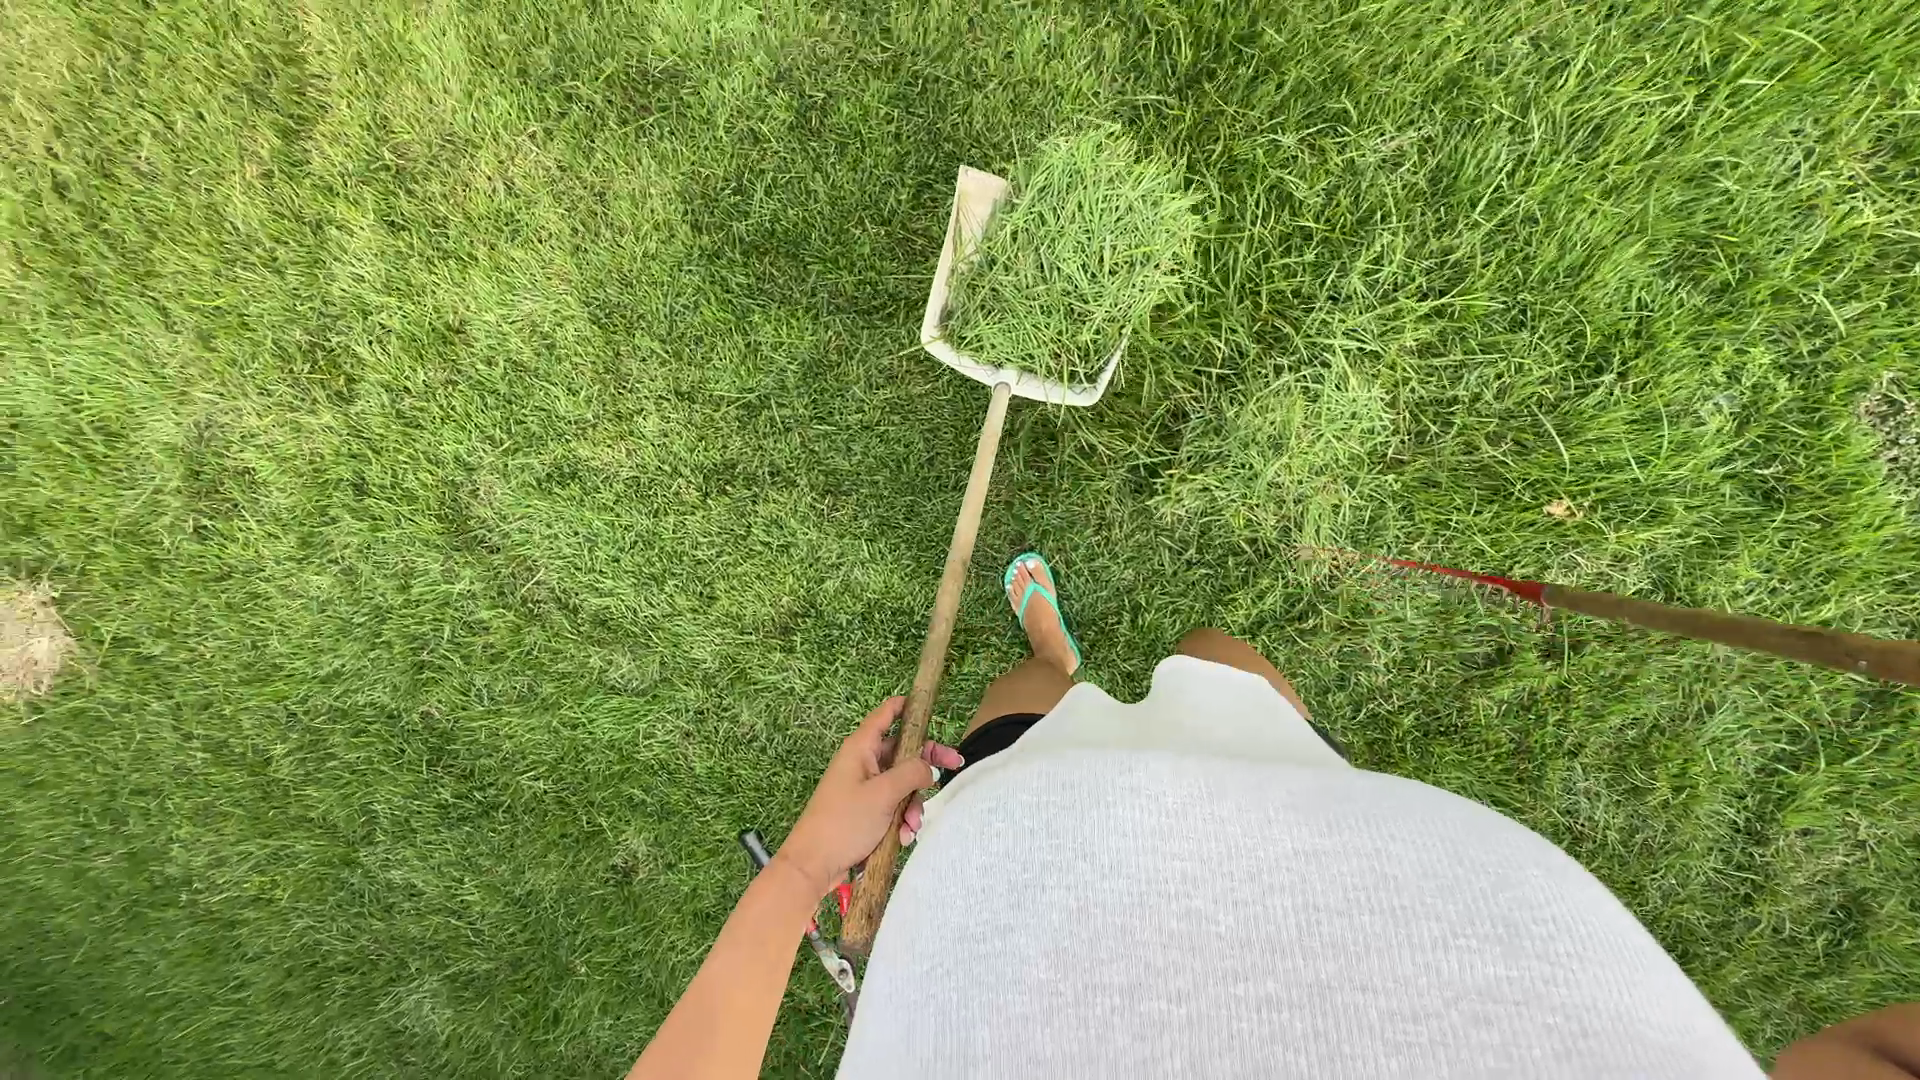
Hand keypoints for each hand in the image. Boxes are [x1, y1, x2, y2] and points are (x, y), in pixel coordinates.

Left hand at [774, 697, 964, 897]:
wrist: (814, 865)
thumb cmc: (844, 821)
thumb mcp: (883, 794)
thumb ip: (912, 773)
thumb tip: (929, 767)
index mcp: (861, 748)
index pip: (887, 714)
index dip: (908, 707)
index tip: (932, 708)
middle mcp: (863, 763)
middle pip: (902, 752)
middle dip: (926, 766)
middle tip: (955, 766)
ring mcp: (864, 787)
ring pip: (902, 784)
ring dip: (912, 804)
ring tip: (910, 825)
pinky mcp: (866, 810)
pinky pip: (893, 806)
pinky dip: (901, 820)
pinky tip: (901, 838)